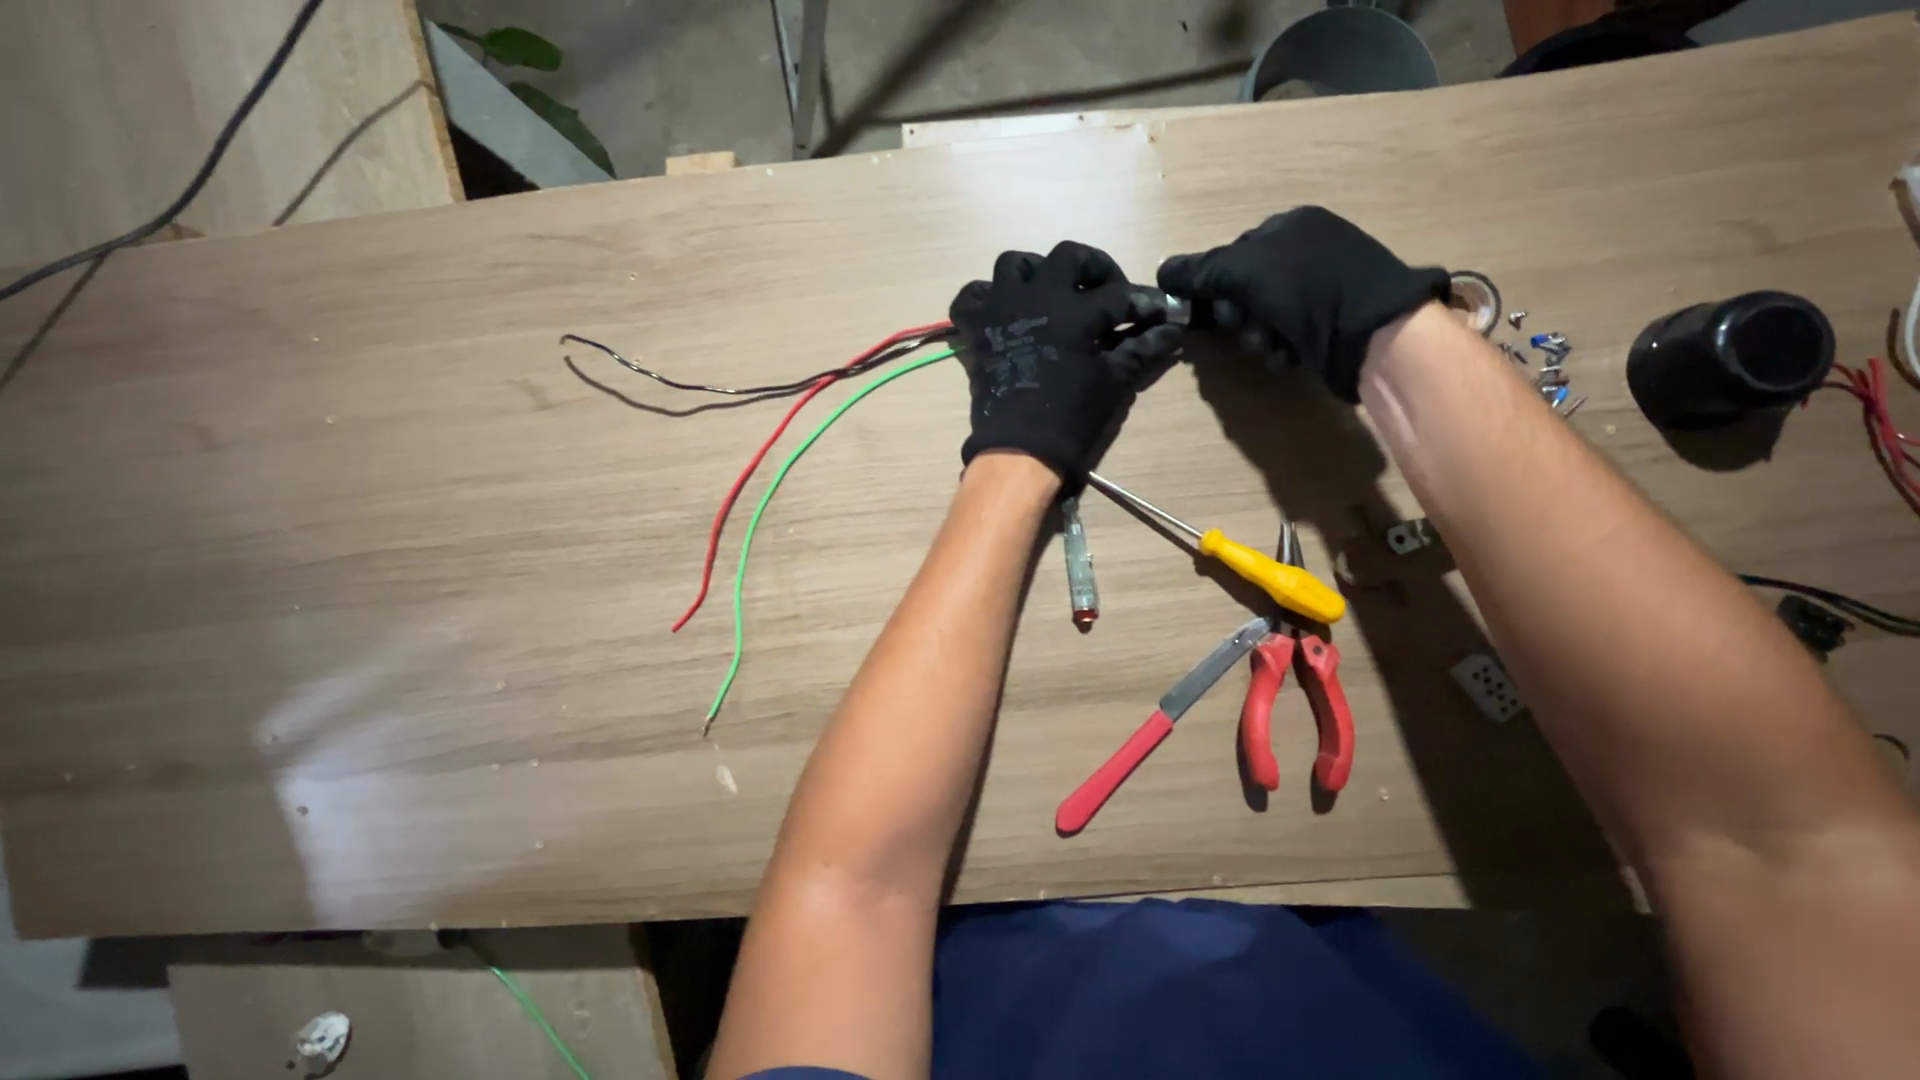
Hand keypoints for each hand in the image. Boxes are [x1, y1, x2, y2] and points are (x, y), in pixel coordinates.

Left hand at [950, 241, 1182, 489]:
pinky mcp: (976, 328)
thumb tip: (1172, 329)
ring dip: (1037, 272)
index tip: (1161, 310)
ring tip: (1052, 293)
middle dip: (1094, 268)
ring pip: (1014, 264)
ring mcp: (1000, 308)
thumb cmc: (1072, 416)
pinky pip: (972, 295)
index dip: (1144, 302)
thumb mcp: (1115, 380)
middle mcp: (1035, 296)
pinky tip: (1005, 311)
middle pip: (1068, 256)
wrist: (1020, 448)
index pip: (1118, 295)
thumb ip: (1143, 347)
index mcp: (1075, 311)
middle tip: (1107, 291)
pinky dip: (987, 297)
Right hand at [1157, 207, 1449, 402]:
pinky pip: (1290, 332)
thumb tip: (1162, 271)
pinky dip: (1281, 346)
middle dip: (1239, 314)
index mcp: (1292, 225)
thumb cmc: (1308, 291)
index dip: (1217, 284)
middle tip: (1243, 328)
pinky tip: (1287, 354)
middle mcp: (1310, 249)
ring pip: (1265, 314)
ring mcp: (1325, 286)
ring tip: (1269, 346)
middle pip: (1248, 287)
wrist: (1373, 332)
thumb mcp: (1245, 273)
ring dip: (1257, 335)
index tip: (1211, 309)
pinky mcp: (1334, 321)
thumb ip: (1201, 271)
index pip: (1234, 253)